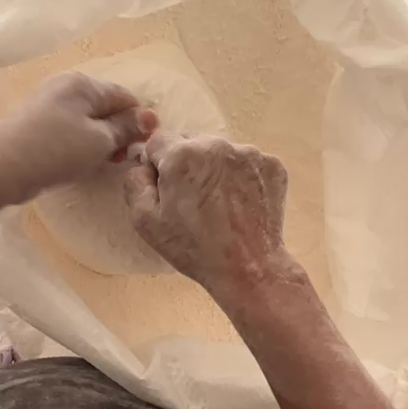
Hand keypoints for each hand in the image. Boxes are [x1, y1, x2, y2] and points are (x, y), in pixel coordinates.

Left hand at [0, 72, 157, 204]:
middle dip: (117, 131)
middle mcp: (64, 85)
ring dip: (98, 140)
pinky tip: (75, 161)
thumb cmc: (57, 151)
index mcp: (84, 83)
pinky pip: (67, 128)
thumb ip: (125, 128)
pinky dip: (78, 143)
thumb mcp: (99, 141)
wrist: (1, 167)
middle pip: (104, 106)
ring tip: (98, 163)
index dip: (139, 121)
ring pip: (85, 119)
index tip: (142, 147)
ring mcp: (46, 102)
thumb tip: (148, 117)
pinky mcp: (33, 122)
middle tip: (119, 159)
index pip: (125, 97)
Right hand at [125, 132, 302, 302]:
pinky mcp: (272, 165)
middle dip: (187, 165)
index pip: (158, 141)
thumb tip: (143, 164)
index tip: (166, 188)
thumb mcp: (145, 222)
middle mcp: (217, 144)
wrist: (248, 268)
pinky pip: (246, 163)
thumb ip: (135, 182)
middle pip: (191, 143)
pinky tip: (239, 204)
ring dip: (215, 170)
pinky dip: (241, 178)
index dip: (157, 164)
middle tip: (192, 200)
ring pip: (220, 153)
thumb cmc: (193, 248)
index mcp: (182, 155)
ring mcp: (249, 153)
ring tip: (219, 204)